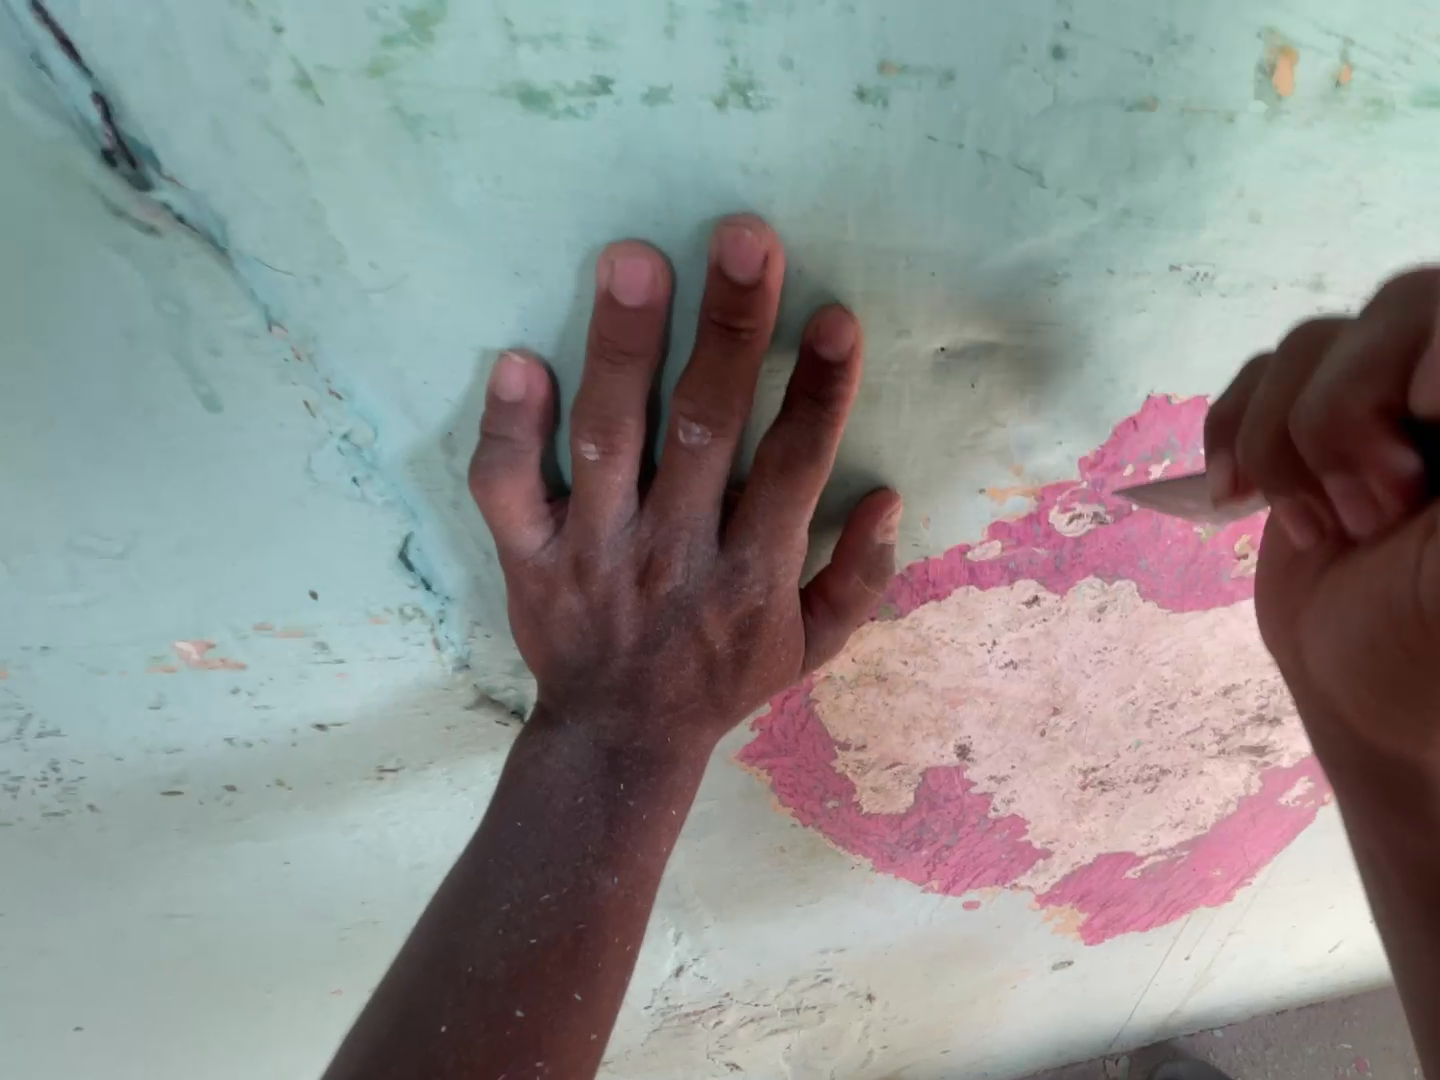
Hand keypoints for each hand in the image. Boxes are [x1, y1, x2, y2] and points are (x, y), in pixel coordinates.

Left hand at [467, 216, 900, 752]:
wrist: (621, 738)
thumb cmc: (728, 677)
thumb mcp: (816, 647)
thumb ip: (859, 576)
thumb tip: (889, 497)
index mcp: (753, 576)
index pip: (794, 470)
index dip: (821, 394)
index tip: (837, 319)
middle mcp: (676, 554)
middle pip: (706, 431)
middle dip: (732, 333)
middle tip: (744, 240)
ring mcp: (593, 554)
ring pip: (609, 442)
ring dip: (622, 350)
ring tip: (635, 261)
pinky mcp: (528, 560)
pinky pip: (508, 491)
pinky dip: (508, 430)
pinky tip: (518, 361)